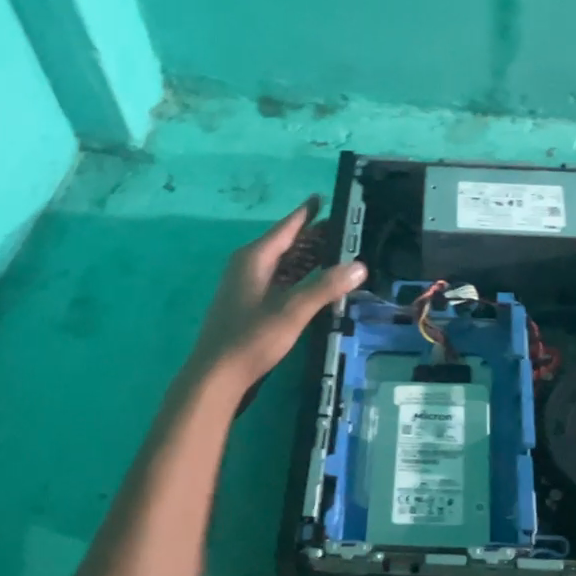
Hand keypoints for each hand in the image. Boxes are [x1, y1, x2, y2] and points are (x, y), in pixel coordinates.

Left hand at [188, 196, 365, 390]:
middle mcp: (248, 266)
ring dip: (308, 258)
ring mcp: (247, 286)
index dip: (306, 212)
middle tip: (344, 229)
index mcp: (254, 258)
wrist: (215, 378)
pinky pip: (280, 280)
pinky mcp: (250, 305)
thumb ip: (325, 287)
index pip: (287, 227)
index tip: (323, 197)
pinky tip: (317, 283)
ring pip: (283, 263)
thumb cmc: (250, 339)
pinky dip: (299, 277)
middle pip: (286, 243)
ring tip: (337, 252)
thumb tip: (359, 265)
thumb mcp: (292, 311)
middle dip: (313, 236)